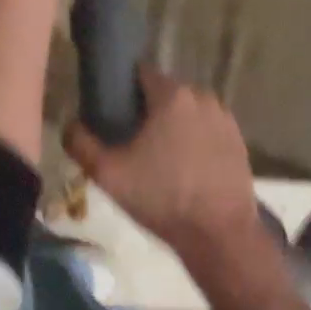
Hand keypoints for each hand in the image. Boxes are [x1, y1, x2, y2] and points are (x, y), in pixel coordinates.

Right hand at [65, 67, 261, 257]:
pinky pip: (208, 130)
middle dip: (149, 109)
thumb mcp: (107, 174)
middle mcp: (202, 97)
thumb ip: (80, 143)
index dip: (124, 89)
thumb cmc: (162, 198)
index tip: (113, 113)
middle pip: (166, 92)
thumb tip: (70, 124)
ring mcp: (225, 119)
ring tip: (160, 158)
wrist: (220, 237)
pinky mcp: (239, 142)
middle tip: (132, 140)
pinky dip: (196, 141)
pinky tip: (185, 169)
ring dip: (174, 125)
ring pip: (188, 111)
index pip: (141, 73)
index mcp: (172, 95)